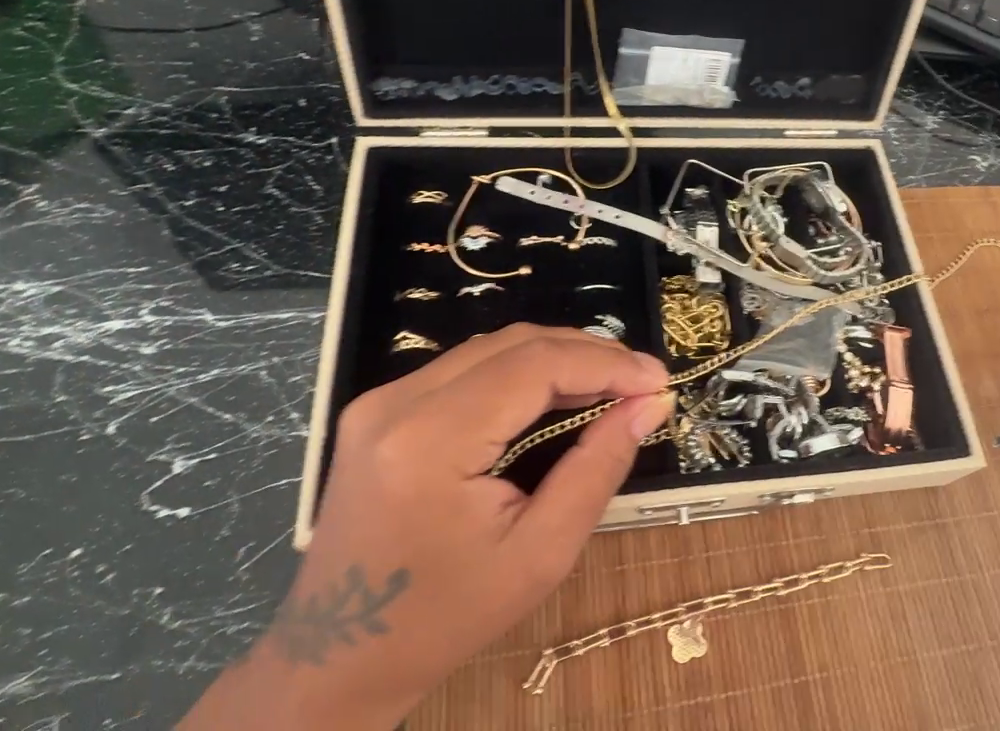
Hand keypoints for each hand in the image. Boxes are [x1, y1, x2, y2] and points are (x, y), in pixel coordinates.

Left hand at [181, 324, 671, 729]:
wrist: (340, 655)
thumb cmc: (446, 617)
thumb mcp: (539, 554)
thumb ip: (596, 469)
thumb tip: (647, 405)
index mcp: (430, 440)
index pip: (533, 365)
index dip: (604, 363)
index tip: (659, 379)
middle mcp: (396, 402)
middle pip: (511, 344)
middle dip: (586, 353)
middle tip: (641, 382)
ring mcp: (379, 401)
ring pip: (488, 348)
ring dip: (555, 358)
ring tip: (610, 385)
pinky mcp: (379, 409)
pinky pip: (464, 368)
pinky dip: (519, 372)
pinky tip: (555, 395)